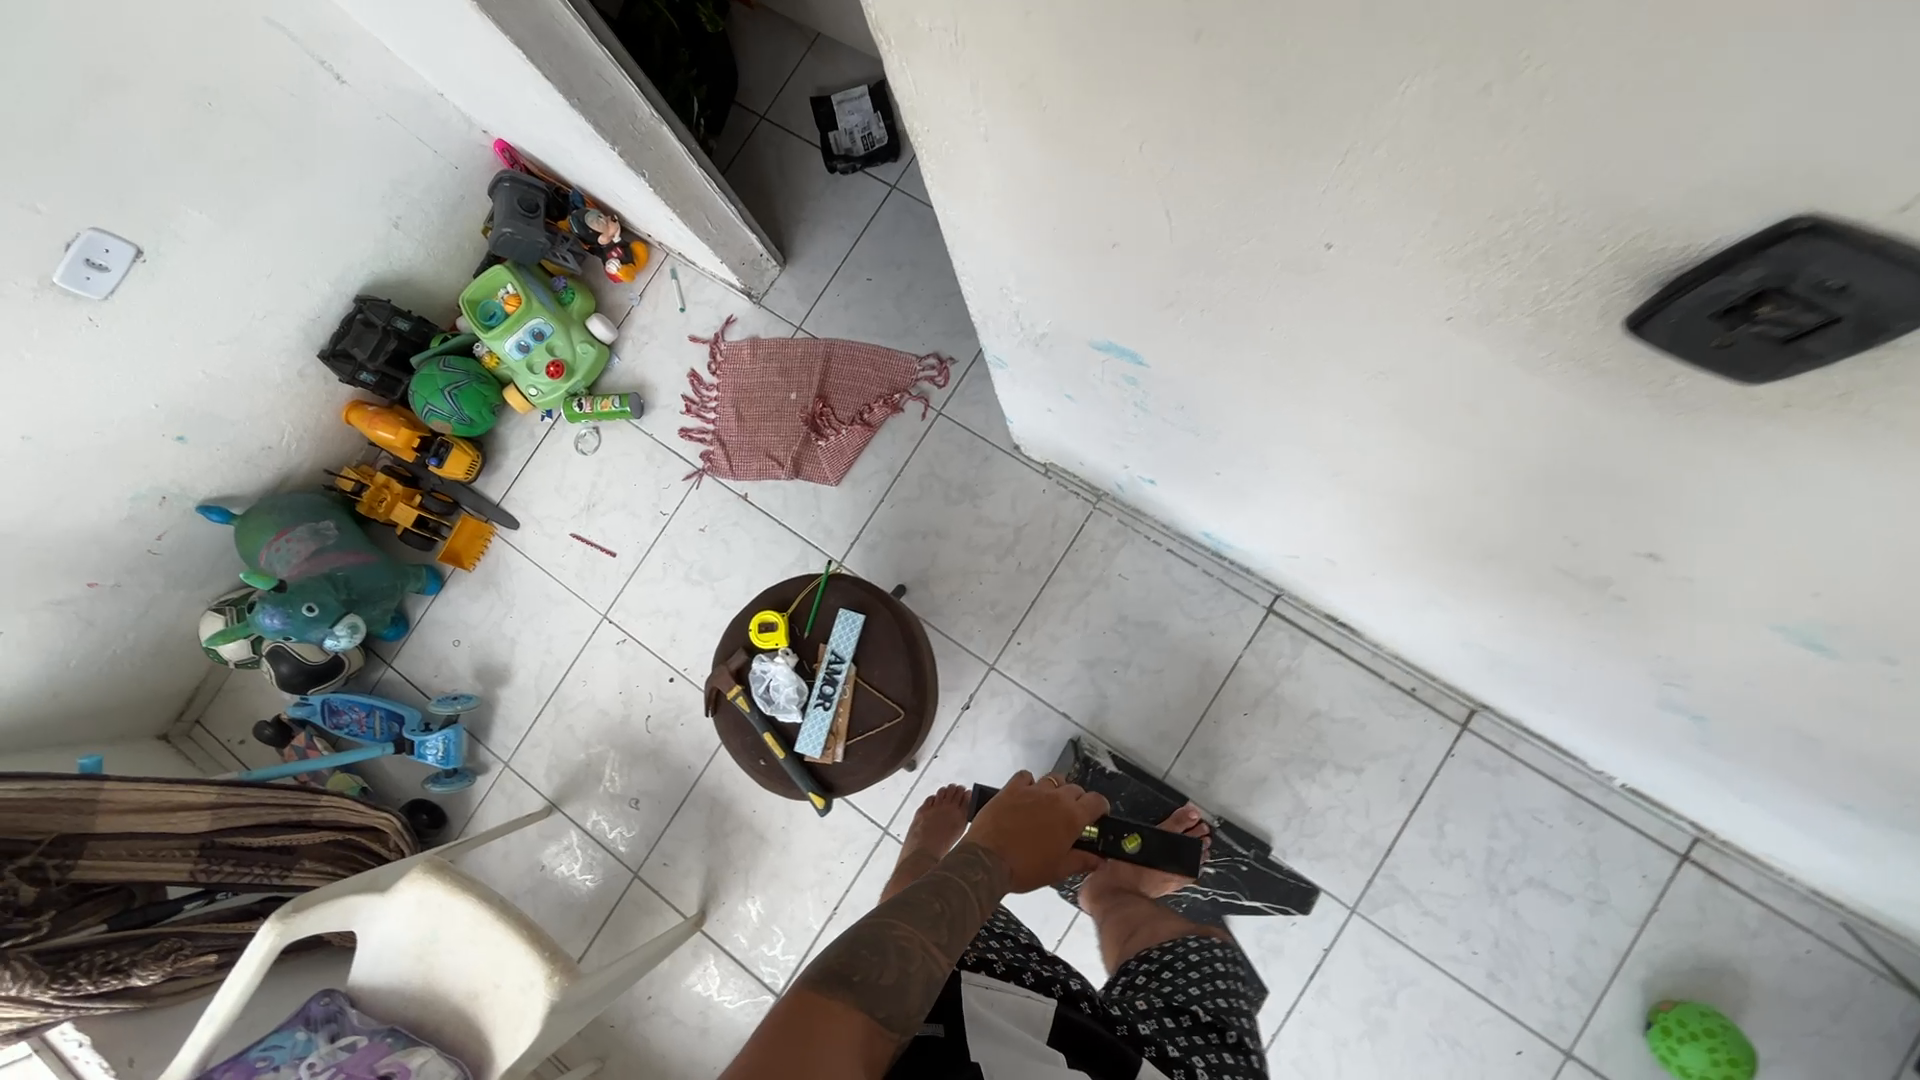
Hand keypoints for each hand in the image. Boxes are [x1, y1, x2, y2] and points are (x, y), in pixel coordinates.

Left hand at [965, 771, 1109, 892]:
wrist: (988, 861)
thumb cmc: (1026, 869)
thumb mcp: (1058, 870)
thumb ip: (1082, 861)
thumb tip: (1100, 860)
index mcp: (1072, 817)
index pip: (1097, 801)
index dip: (1100, 808)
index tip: (1096, 817)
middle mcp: (1055, 798)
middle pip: (1075, 789)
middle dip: (1078, 800)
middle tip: (1070, 817)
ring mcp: (1032, 790)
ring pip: (1053, 779)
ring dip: (1056, 790)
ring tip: (1049, 805)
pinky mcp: (1011, 788)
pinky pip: (1026, 776)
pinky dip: (1029, 783)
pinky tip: (1026, 795)